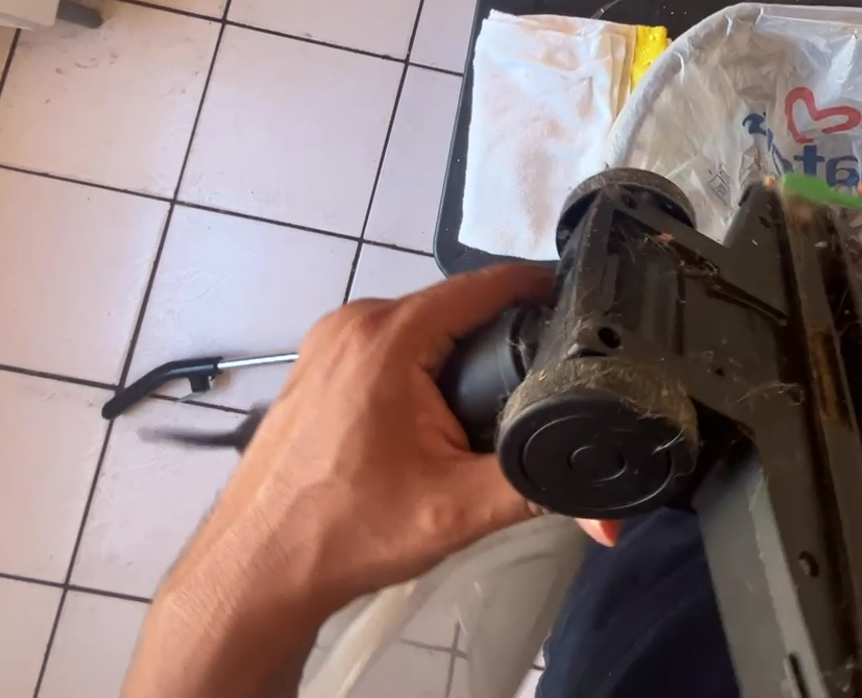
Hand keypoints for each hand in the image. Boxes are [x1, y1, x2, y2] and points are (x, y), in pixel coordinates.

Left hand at [160, 265, 554, 616]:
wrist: (250, 575)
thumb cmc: (348, 532)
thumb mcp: (456, 512)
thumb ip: (536, 493)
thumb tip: (610, 515)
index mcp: (389, 337)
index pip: (485, 285)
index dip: (538, 287)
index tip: (583, 304)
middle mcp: (357, 321)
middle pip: (457, 303)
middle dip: (508, 326)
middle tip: (552, 363)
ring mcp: (332, 337)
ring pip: (428, 320)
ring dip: (469, 343)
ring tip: (508, 385)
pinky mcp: (321, 359)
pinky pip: (397, 337)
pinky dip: (431, 355)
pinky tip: (450, 399)